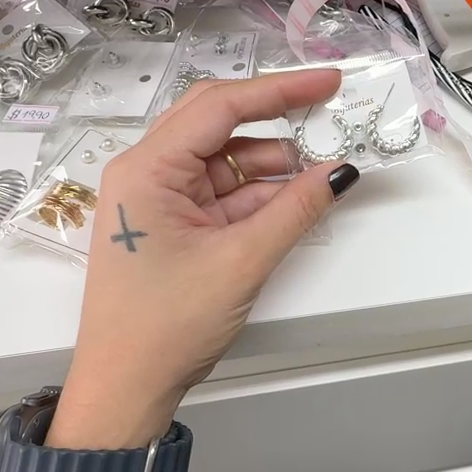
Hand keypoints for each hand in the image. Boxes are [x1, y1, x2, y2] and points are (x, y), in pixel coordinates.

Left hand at [48, 69, 360, 450]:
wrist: (127, 390)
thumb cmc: (168, 323)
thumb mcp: (242, 261)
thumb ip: (296, 209)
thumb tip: (344, 170)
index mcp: (147, 169)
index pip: (219, 106)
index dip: (279, 89)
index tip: (328, 81)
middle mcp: (149, 172)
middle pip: (219, 122)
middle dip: (275, 116)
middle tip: (327, 108)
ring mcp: (162, 198)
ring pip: (228, 160)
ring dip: (274, 165)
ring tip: (319, 177)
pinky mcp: (177, 224)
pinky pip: (227, 193)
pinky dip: (264, 194)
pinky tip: (298, 200)